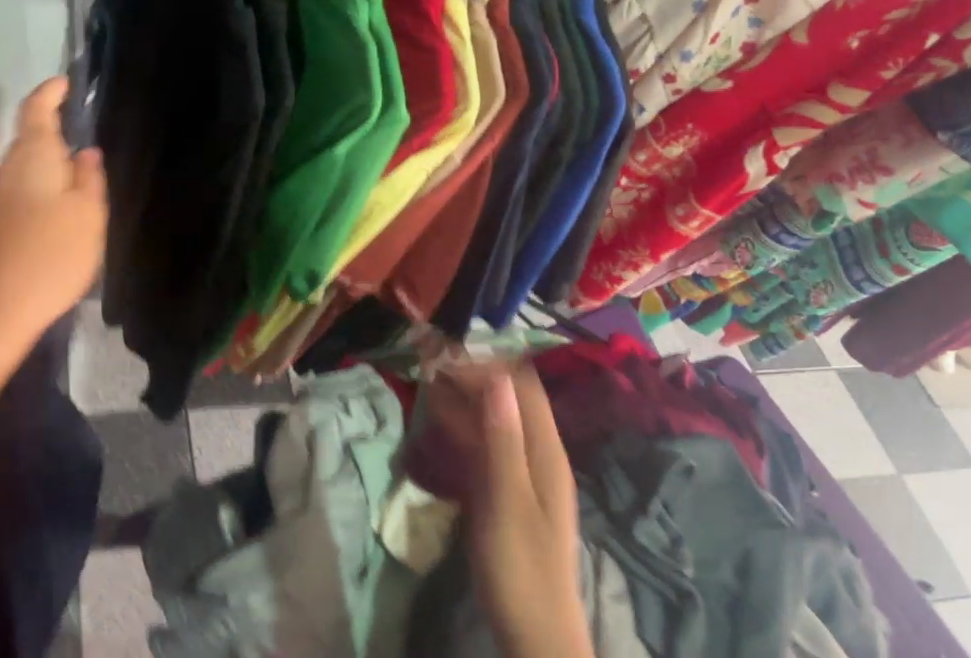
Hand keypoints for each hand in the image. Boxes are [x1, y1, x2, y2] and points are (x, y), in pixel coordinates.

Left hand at [0, 78, 107, 341]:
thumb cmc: (50, 253)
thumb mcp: (88, 214)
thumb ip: (90, 178)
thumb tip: (85, 152)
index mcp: (32, 155)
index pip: (36, 108)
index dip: (50, 92)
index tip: (65, 84)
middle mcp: (6, 169)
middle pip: (30, 142)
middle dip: (56, 141)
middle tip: (88, 154)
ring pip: (25, 173)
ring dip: (48, 174)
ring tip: (79, 192)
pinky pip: (18, 198)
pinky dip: (38, 198)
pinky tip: (57, 223)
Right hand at [435, 364, 592, 657]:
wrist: (534, 631)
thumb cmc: (521, 567)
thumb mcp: (507, 500)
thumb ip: (502, 439)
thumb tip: (496, 378)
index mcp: (545, 452)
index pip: (521, 385)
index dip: (489, 359)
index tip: (447, 342)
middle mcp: (536, 453)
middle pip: (506, 398)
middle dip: (471, 372)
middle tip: (426, 352)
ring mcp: (520, 472)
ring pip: (491, 419)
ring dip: (462, 394)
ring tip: (425, 372)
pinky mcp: (502, 489)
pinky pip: (482, 444)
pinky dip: (461, 424)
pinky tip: (435, 416)